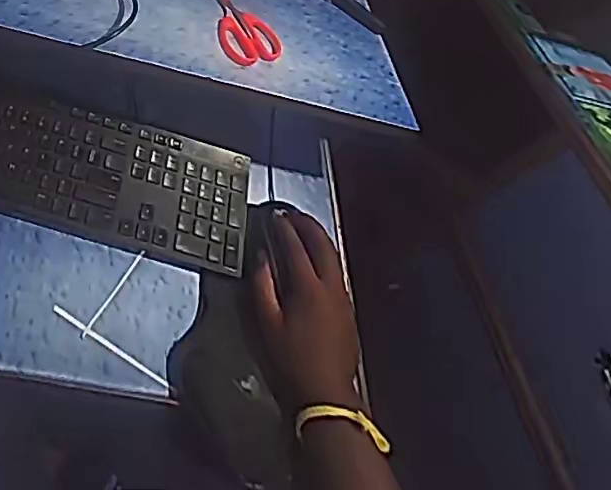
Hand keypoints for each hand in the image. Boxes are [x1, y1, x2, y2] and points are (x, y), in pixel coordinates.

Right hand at [252, 208, 362, 409]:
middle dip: (307, 225)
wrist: (326, 396)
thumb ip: (262, 285)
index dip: (284, 228)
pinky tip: (315, 259)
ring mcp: (343, 299)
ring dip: (318, 239)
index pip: (296, 247)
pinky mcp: (348, 310)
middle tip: (292, 215)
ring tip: (303, 229)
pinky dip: (325, 256)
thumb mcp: (266, 322)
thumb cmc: (291, 360)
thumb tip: (262, 258)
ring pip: (334, 257)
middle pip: (323, 245)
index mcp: (308, 288)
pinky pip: (337, 272)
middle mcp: (330, 288)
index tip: (274, 217)